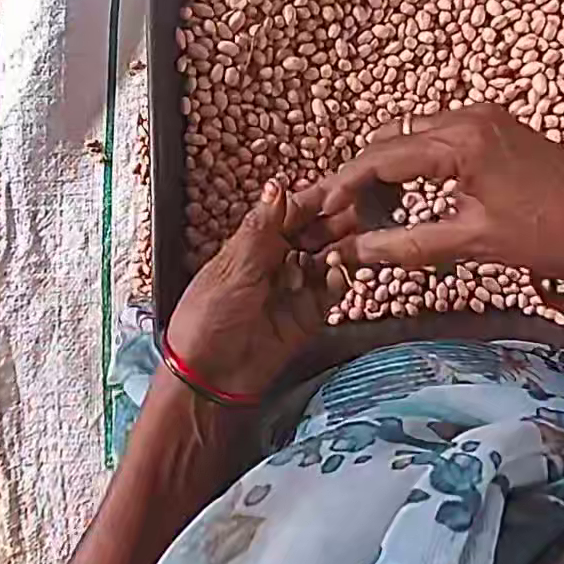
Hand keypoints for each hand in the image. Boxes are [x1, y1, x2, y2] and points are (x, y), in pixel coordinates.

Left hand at [166, 179, 340, 397]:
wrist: (208, 378)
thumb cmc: (208, 317)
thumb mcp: (234, 268)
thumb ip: (262, 229)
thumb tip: (277, 185)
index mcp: (252, 246)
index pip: (288, 215)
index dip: (313, 202)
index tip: (340, 189)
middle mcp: (275, 264)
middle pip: (311, 236)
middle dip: (332, 224)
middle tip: (356, 214)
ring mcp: (293, 290)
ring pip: (324, 262)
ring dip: (339, 250)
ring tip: (354, 240)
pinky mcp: (306, 317)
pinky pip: (329, 293)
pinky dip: (337, 281)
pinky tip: (340, 272)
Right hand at [299, 104, 563, 278]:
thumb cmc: (548, 235)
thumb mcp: (471, 243)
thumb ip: (403, 245)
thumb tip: (350, 253)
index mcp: (459, 142)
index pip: (379, 158)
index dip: (344, 184)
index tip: (322, 209)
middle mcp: (466, 117)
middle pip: (390, 140)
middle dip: (361, 175)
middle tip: (344, 212)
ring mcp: (483, 116)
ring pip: (411, 135)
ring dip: (387, 166)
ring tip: (372, 205)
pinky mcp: (495, 125)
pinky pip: (436, 135)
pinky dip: (414, 159)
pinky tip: (410, 189)